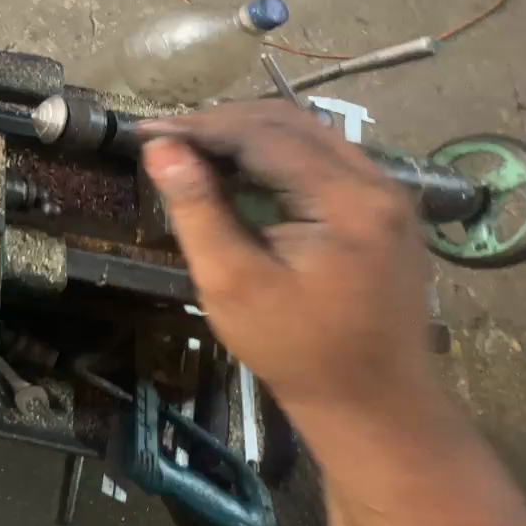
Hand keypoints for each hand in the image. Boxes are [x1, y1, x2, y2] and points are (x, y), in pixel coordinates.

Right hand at [138, 101, 438, 417]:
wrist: (374, 403)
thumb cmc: (294, 347)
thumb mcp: (229, 280)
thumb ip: (196, 208)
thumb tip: (159, 147)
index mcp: (347, 202)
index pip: (262, 135)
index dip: (197, 127)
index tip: (142, 133)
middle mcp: (377, 186)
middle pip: (287, 122)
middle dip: (217, 123)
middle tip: (161, 140)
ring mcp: (384, 196)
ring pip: (303, 133)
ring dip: (241, 133)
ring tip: (186, 149)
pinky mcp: (377, 210)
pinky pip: (316, 157)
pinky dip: (265, 152)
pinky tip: (229, 170)